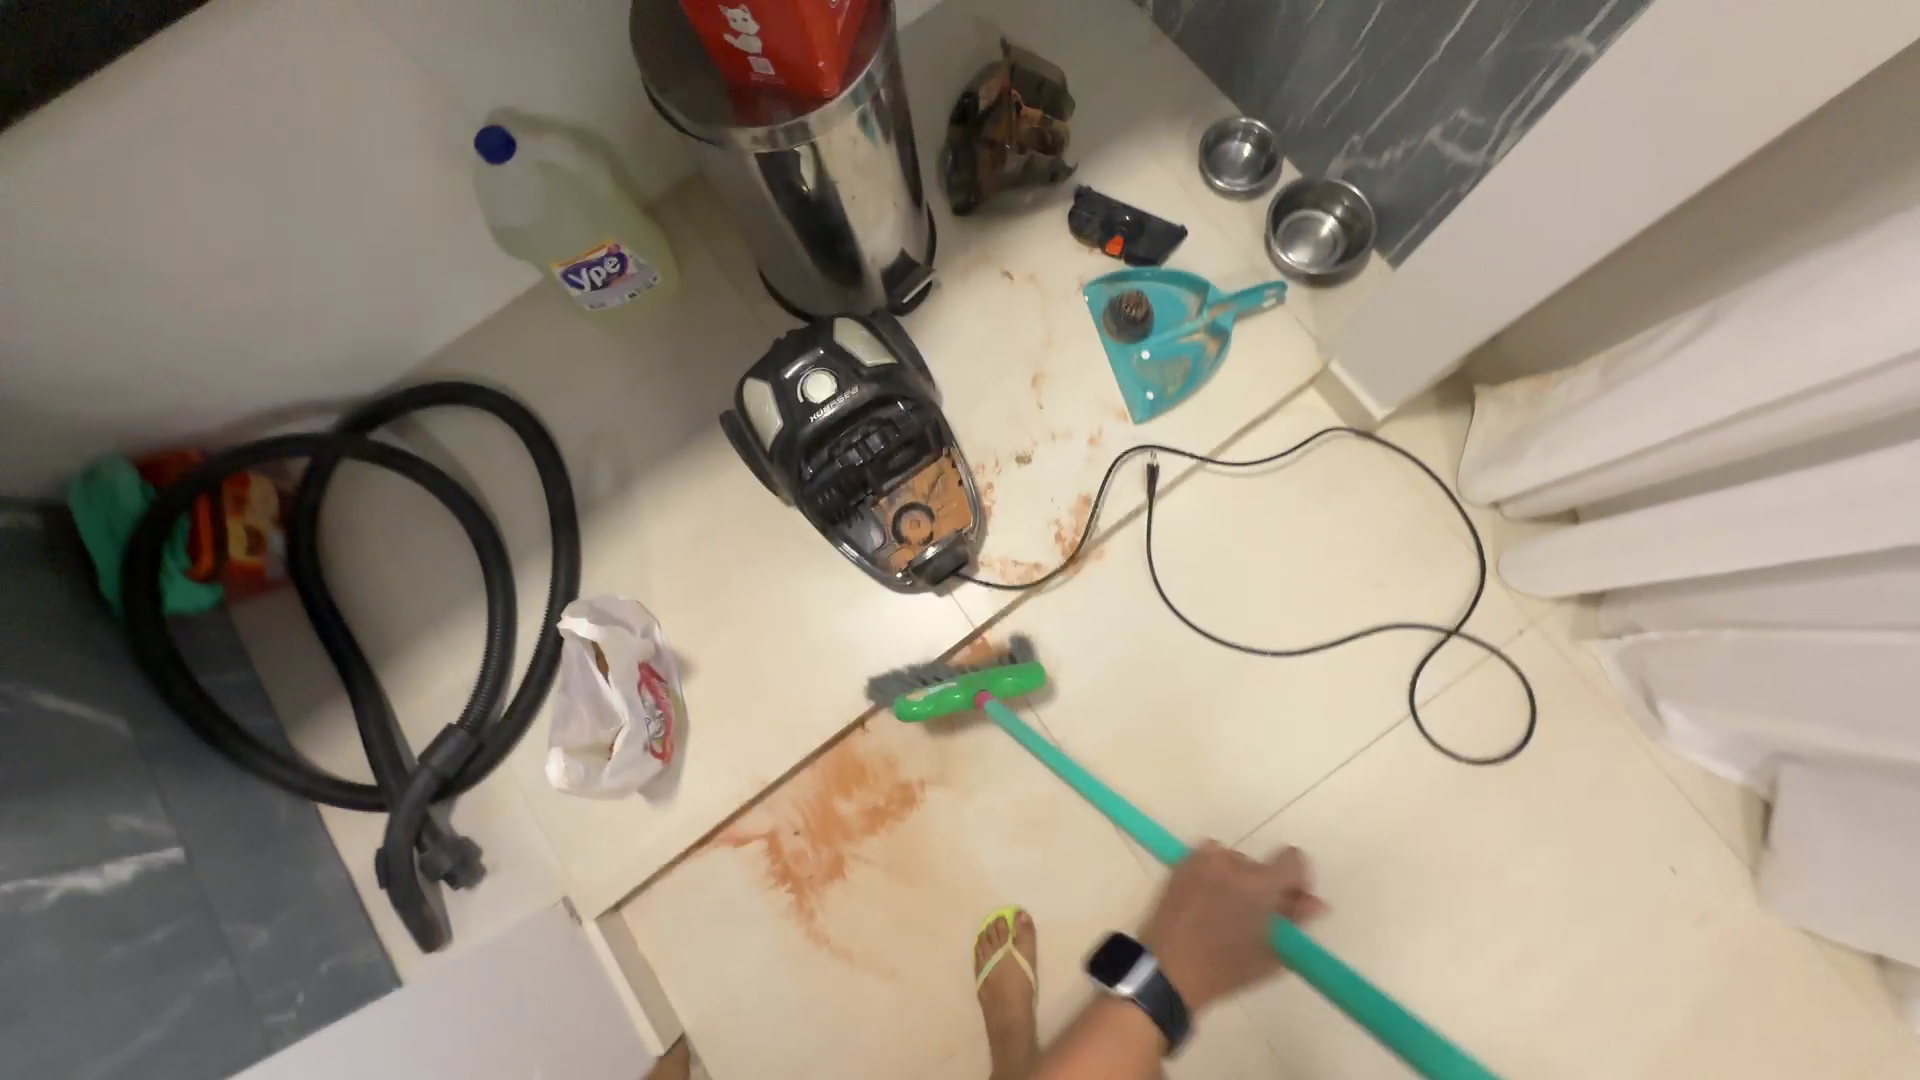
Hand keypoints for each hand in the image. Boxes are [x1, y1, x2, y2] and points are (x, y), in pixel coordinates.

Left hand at [1138, 842, 1326, 1011]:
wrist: (1169, 965)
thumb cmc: (1226, 967)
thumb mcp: (1271, 953)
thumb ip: (1296, 921)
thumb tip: (1316, 902)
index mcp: (1260, 884)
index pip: (1292, 859)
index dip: (1297, 878)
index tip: (1291, 899)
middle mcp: (1232, 862)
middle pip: (1261, 866)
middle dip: (1264, 887)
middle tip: (1254, 916)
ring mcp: (1203, 859)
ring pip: (1235, 861)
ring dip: (1238, 878)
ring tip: (1227, 909)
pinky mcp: (1181, 861)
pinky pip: (1209, 857)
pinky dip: (1214, 872)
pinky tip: (1208, 897)